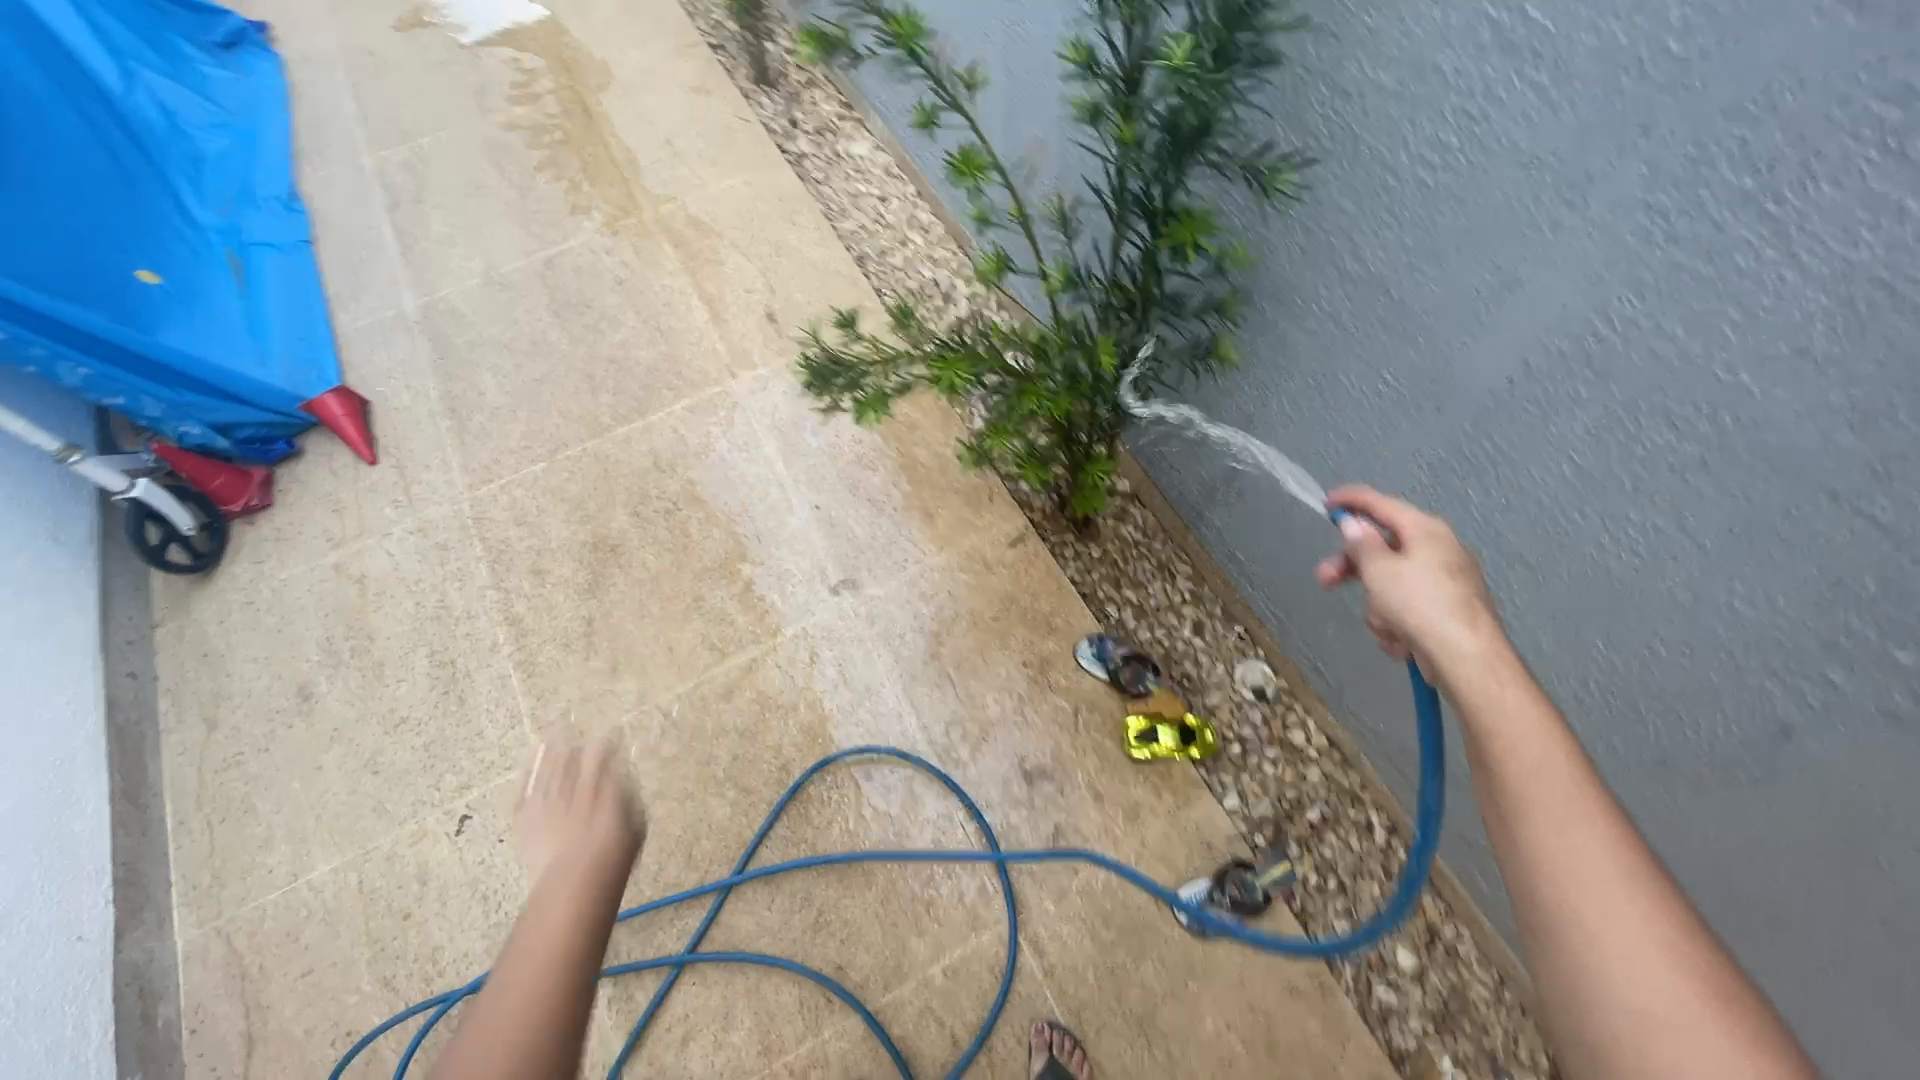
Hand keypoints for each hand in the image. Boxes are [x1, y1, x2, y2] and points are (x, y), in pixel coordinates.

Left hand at [514, 739, 645, 889]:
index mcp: (601, 789)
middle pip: (571, 760)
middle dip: (572, 742)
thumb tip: (623, 782)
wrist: (572, 884)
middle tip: (569, 724)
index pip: (602, 758)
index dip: (605, 744)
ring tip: (551, 734)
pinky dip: (526, 774)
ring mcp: (545, 803)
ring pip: (547, 769)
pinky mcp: (525, 820)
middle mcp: (572, 789)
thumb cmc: (612, 859)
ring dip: (549, 751)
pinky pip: (523, 790)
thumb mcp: (635, 827)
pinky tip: (528, 762)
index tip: (608, 733)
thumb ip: (628, 800)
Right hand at [1314, 485, 1505, 676]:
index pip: (1381, 504)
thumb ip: (1361, 544)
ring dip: (1378, 606)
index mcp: (1425, 530)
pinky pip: (1406, 609)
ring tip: (1386, 626)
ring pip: (1390, 585)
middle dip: (1353, 570)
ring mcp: (1443, 582)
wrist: (1466, 657)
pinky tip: (1402, 640)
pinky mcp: (1445, 611)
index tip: (1326, 503)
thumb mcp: (1379, 570)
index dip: (1351, 501)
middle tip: (1324, 580)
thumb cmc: (1419, 604)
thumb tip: (1354, 524)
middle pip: (1382, 550)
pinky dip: (1397, 624)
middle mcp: (1438, 550)